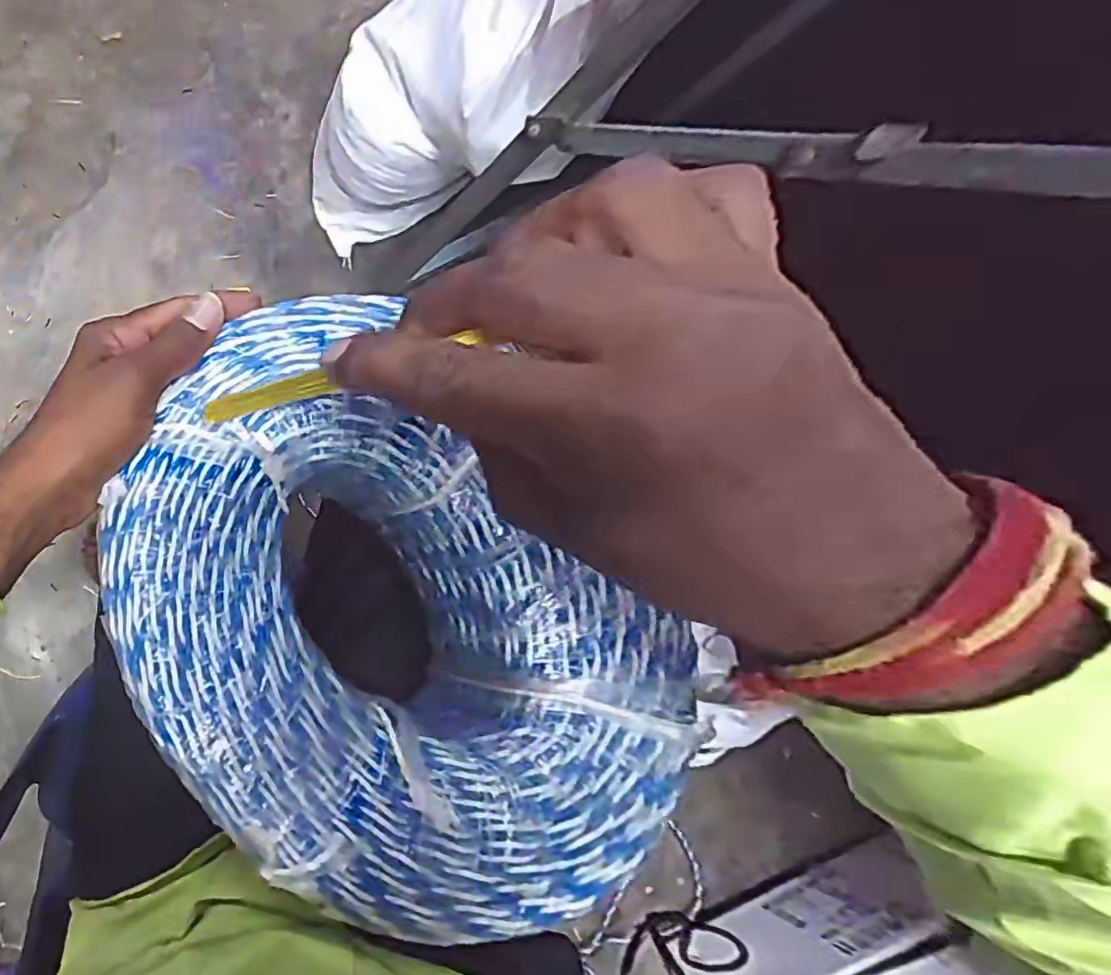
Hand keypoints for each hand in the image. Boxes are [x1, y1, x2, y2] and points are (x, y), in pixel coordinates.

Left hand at [0, 289, 262, 593]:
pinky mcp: (129, 430)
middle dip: (217, 343)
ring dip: (209, 379)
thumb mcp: (133, 378)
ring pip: (174, 380)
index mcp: (114, 338)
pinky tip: (221, 415)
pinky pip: (168, 411)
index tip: (259, 309)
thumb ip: (174, 344)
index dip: (216, 308)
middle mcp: (118, 362)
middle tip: (264, 348)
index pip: (174, 313)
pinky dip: (193, 410)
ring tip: (254, 379)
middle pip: (175, 344)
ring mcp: (123, 398)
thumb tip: (210, 305)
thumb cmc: (88, 428)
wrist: (50, 489)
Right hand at [325, 159, 975, 659]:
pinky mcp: (772, 269)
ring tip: (515, 286)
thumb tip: (446, 387)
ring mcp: (729, 286)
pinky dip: (633, 213)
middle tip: (422, 334)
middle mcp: (665, 333)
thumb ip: (494, 438)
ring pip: (601, 201)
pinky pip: (698, 191)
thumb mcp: (561, 518)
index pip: (459, 374)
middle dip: (440, 303)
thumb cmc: (690, 561)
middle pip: (512, 276)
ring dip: (532, 242)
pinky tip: (606, 254)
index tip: (340, 360)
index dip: (384, 365)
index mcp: (609, 420)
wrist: (857, 553)